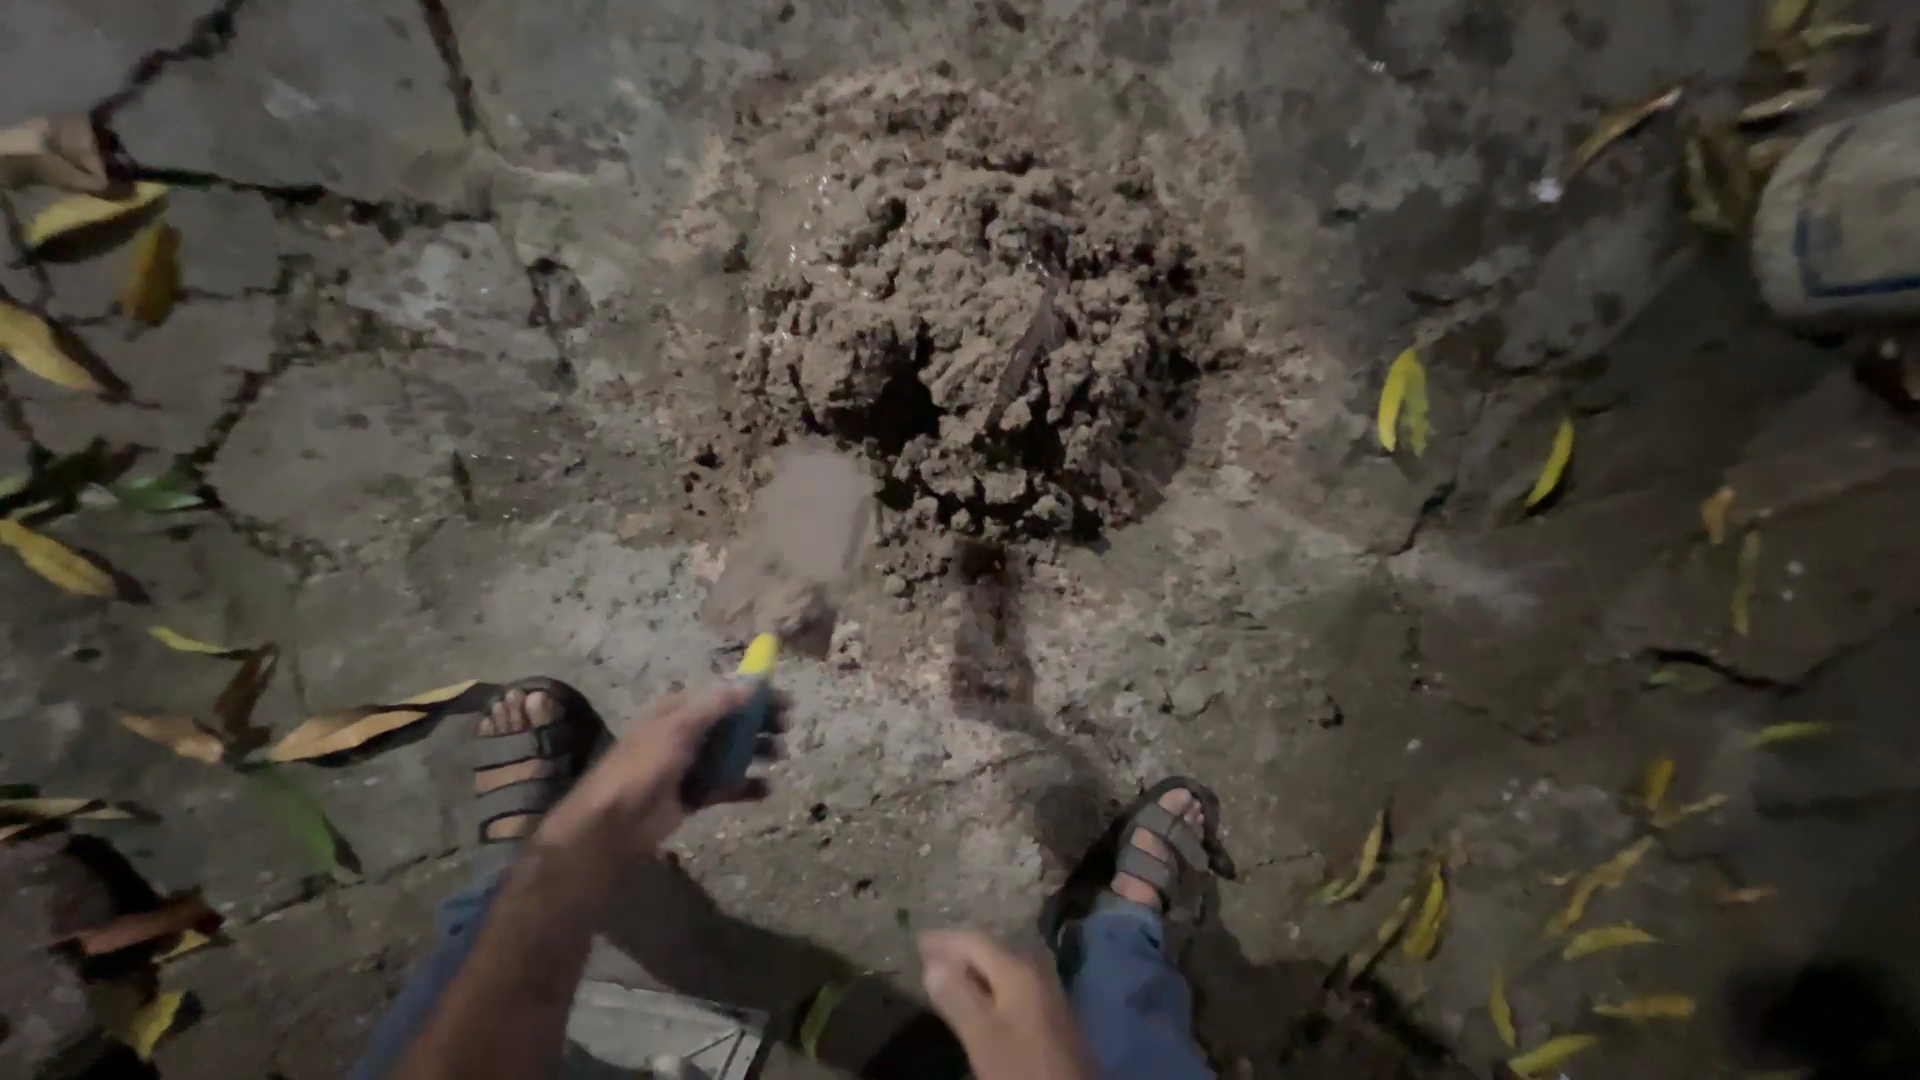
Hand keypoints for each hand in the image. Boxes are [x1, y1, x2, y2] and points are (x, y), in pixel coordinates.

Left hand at [541, 685, 771, 855]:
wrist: (613, 823)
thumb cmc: (644, 765)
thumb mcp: (680, 727)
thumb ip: (718, 704)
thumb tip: (753, 682)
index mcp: (680, 711)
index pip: (724, 695)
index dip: (755, 695)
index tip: (785, 700)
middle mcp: (687, 734)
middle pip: (732, 723)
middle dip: (760, 723)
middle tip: (786, 729)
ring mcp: (692, 765)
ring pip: (733, 753)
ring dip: (757, 751)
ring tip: (779, 756)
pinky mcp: (695, 795)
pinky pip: (727, 786)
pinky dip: (747, 786)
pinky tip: (766, 789)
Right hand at [918, 930, 1095, 1079]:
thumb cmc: (1023, 1068)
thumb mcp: (983, 1036)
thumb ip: (957, 997)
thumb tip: (932, 964)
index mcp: (1018, 969)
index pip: (976, 940)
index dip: (945, 940)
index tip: (918, 942)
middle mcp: (1036, 970)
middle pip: (993, 949)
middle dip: (961, 950)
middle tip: (932, 956)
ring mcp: (1048, 991)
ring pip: (1005, 966)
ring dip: (978, 967)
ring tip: (953, 974)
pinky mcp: (1053, 1014)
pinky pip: (1015, 983)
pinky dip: (993, 983)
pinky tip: (984, 998)